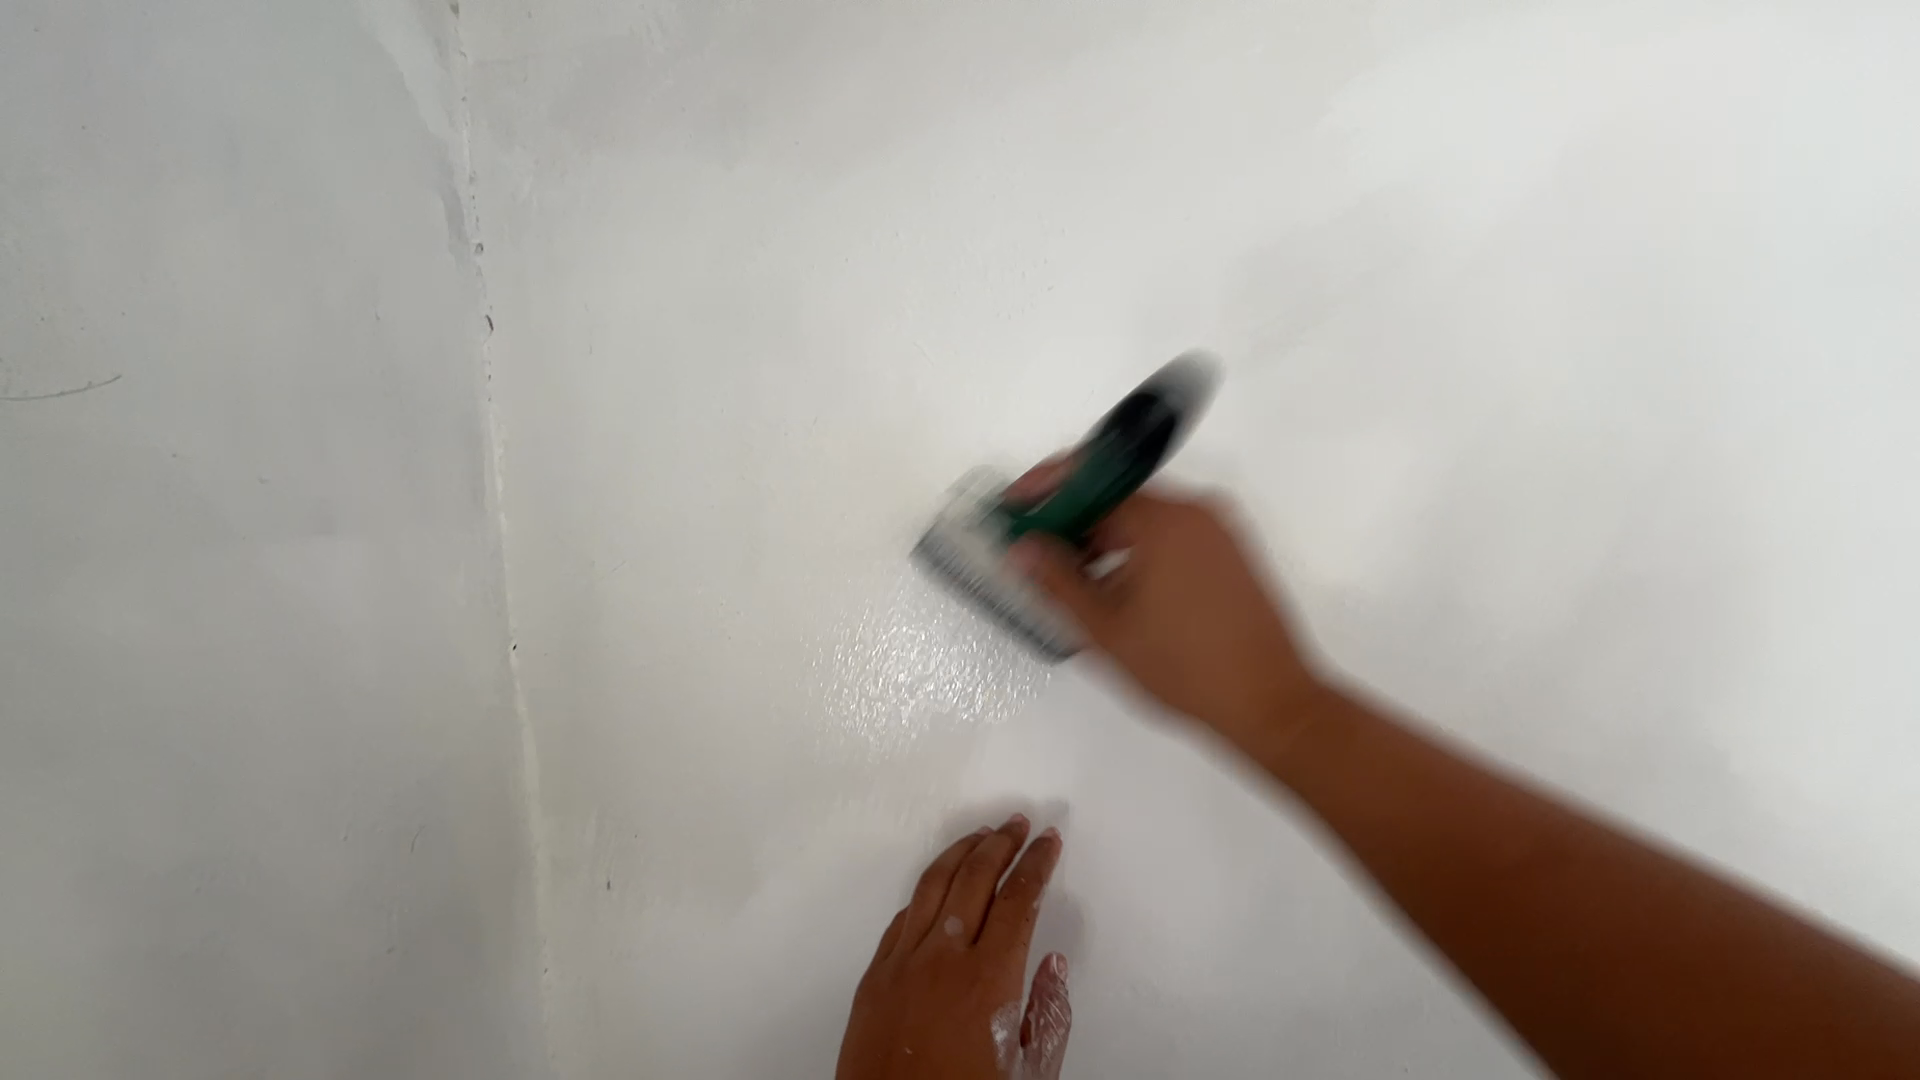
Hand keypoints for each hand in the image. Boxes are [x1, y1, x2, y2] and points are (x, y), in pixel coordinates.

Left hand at [836, 815, 1071, 1079]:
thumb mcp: (1028, 1074)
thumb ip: (1048, 1014)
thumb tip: (1052, 962)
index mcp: (988, 980)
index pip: (1019, 900)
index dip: (1037, 864)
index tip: (1050, 840)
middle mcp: (944, 958)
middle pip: (976, 877)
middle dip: (1002, 842)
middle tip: (1019, 822)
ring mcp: (903, 961)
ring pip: (935, 883)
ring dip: (963, 851)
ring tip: (984, 833)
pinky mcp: (875, 974)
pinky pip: (905, 915)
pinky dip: (928, 889)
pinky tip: (940, 881)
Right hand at [1005, 460, 1328, 753]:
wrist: (1272, 705)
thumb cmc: (1182, 668)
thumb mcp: (1106, 629)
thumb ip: (1057, 581)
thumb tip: (1020, 548)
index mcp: (1164, 519)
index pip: (1090, 481)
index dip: (1043, 490)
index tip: (1010, 508)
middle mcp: (1195, 510)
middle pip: (1117, 498)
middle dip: (1070, 520)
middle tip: (1032, 551)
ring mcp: (1218, 531)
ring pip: (1143, 520)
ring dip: (1101, 539)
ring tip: (1066, 578)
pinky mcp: (1231, 554)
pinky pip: (1169, 537)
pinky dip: (1134, 551)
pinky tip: (1112, 588)